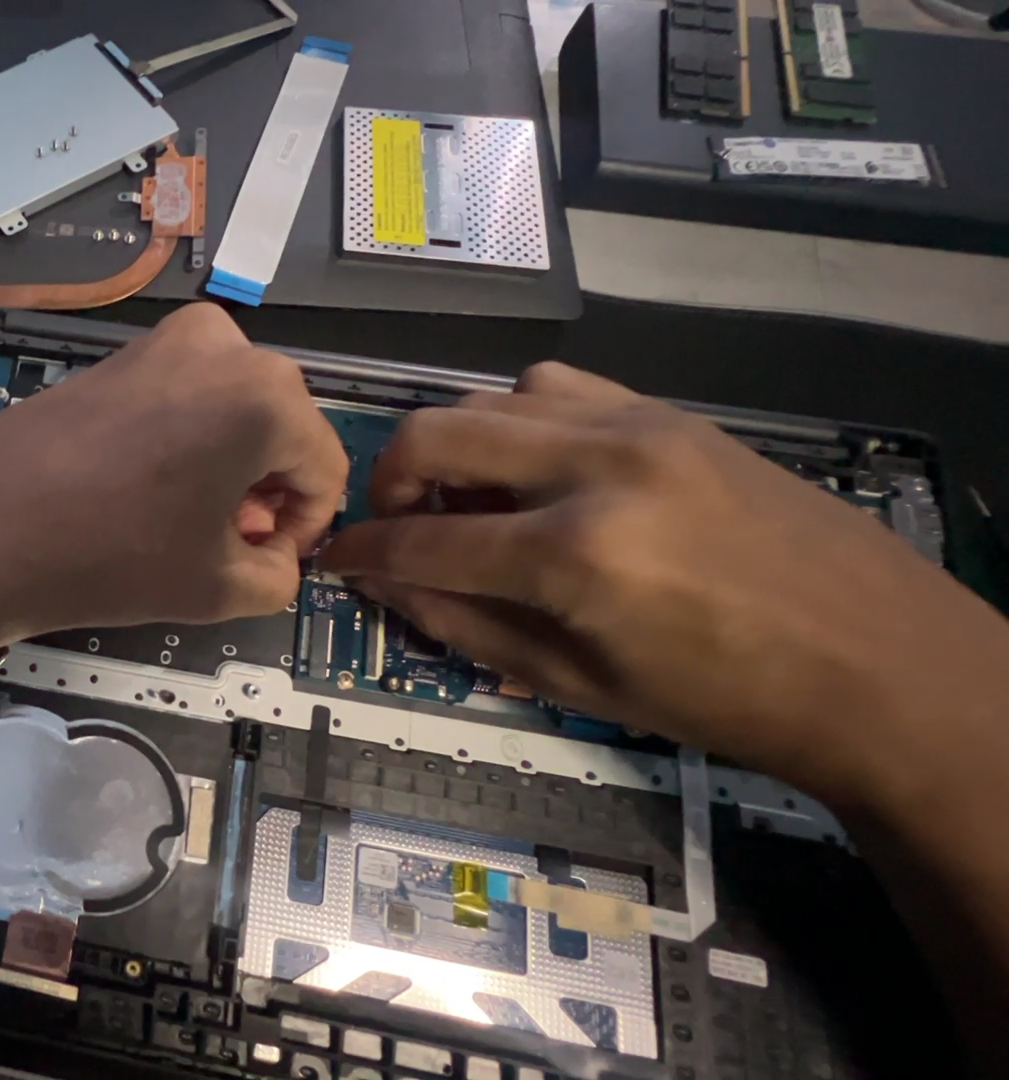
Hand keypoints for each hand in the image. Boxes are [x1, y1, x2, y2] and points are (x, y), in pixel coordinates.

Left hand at [0, 303, 348, 649]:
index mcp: (264, 397)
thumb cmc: (108, 558)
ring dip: (229, 464)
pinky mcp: (121, 353)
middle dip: (265, 490)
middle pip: (281, 430)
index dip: (306, 524)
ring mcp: (164, 341)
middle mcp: (223, 347)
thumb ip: (281, 572)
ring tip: (185, 519)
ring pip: (234, 409)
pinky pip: (186, 395)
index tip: (269, 556)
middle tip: (226, 541)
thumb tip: (278, 549)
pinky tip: (150, 486)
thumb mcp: (218, 588)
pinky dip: (189, 437)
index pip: (324, 468)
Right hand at [318, 362, 1008, 806]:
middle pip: (434, 435)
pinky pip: (556, 386)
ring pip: (488, 397)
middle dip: (389, 481)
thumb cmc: (722, 701)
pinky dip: (516, 419)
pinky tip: (535, 466)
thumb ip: (460, 621)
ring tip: (470, 496)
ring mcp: (640, 427)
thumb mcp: (570, 681)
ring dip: (453, 446)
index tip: (335, 558)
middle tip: (398, 523)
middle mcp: (597, 469)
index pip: (419, 541)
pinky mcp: (672, 413)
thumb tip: (382, 581)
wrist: (891, 669)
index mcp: (575, 556)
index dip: (360, 551)